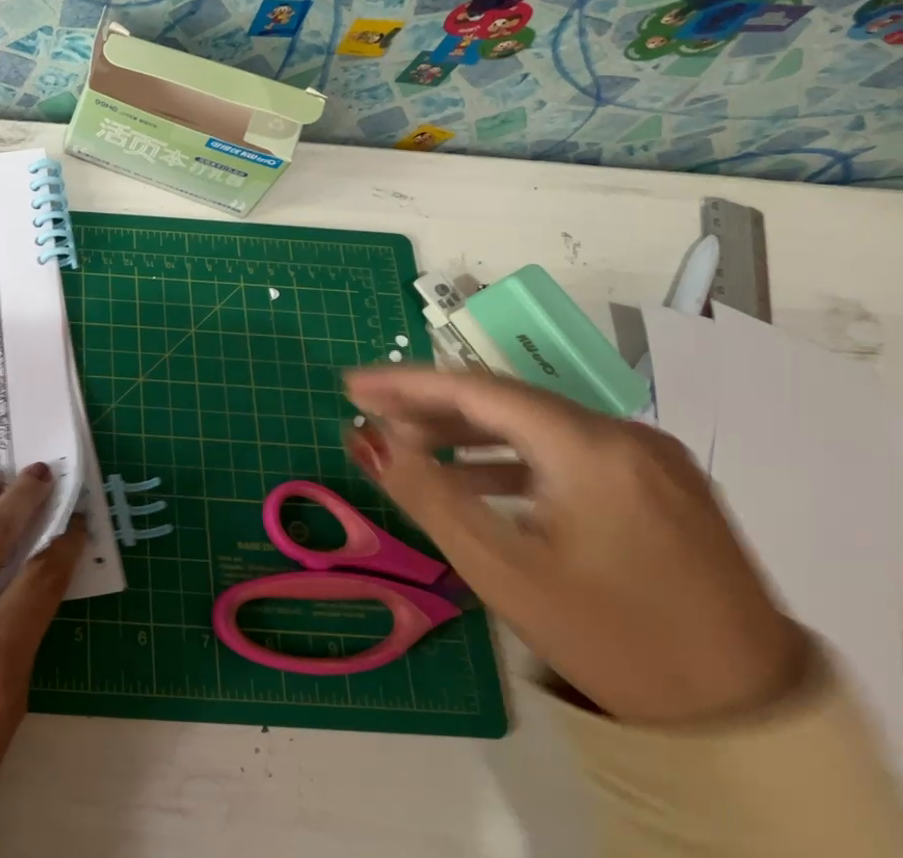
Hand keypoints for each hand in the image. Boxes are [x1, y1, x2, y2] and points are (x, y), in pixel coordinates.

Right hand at [344, 366, 807, 726]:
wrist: (740, 707)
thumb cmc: (607, 636)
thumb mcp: (500, 567)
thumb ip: (428, 495)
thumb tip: (370, 441)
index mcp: (590, 448)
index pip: (479, 391)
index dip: (406, 383)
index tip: (350, 385)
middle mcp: (627, 437)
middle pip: (510, 402)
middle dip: (433, 407)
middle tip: (372, 416)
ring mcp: (652, 461)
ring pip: (540, 427)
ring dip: (470, 434)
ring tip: (411, 448)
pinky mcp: (664, 488)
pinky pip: (570, 453)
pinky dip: (514, 459)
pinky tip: (476, 481)